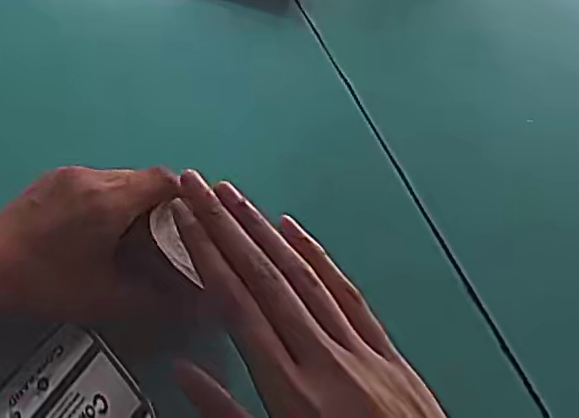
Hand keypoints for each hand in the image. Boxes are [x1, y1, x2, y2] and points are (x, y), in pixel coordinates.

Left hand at [0, 166, 180, 323]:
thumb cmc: (47, 281)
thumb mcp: (106, 297)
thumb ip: (155, 296)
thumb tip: (189, 298)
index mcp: (108, 199)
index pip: (162, 180)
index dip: (183, 199)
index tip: (191, 224)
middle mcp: (90, 176)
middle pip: (140, 178)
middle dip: (158, 206)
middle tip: (164, 240)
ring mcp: (68, 173)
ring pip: (116, 178)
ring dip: (131, 202)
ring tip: (130, 239)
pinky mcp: (52, 178)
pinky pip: (93, 180)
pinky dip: (106, 199)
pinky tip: (99, 229)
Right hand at [171, 171, 445, 417]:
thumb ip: (227, 416)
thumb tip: (182, 370)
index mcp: (294, 397)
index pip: (236, 303)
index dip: (205, 252)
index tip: (184, 214)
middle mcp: (326, 365)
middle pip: (264, 277)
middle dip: (224, 223)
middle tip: (196, 183)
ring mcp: (365, 359)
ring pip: (302, 276)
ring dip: (261, 228)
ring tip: (231, 194)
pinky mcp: (397, 363)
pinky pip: (350, 298)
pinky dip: (317, 257)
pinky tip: (292, 226)